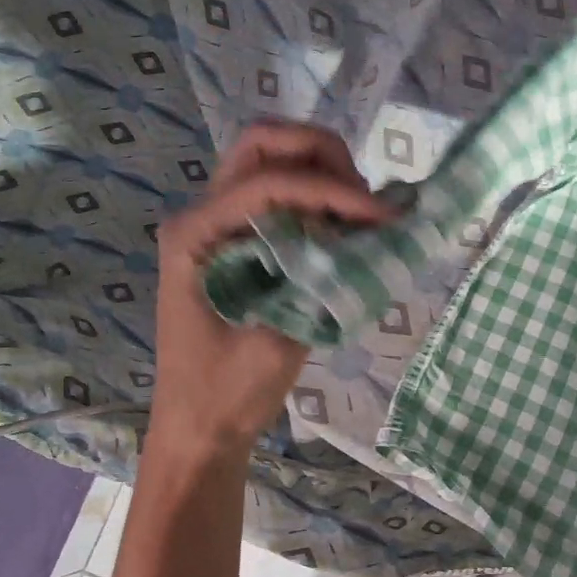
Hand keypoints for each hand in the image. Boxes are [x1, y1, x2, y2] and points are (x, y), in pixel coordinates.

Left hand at [149, 122, 393, 455]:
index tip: (380, 215)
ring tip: (362, 210)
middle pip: (262, 144)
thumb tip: (364, 241)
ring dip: (322, 169)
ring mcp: (219, 224)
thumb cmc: (225, 395)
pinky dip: (318, 194)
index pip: (268, 183)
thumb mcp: (276, 342)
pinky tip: (348, 223)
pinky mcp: (239, 240)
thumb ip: (317, 283)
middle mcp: (202, 216)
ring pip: (271, 160)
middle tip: (364, 195)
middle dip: (321, 153)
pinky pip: (280, 193)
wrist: (198, 431)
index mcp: (195, 235)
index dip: (330, 190)